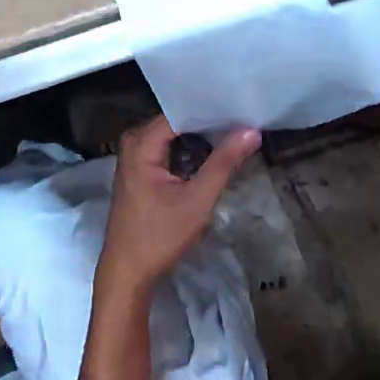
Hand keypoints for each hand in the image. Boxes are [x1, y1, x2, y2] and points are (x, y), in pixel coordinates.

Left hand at [96, 117, 260, 297]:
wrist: (128, 274)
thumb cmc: (159, 237)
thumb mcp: (197, 200)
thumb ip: (224, 163)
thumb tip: (252, 131)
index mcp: (141, 143)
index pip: (180, 110)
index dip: (210, 108)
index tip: (240, 105)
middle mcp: (133, 142)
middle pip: (176, 120)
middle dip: (207, 120)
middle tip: (243, 116)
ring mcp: (134, 156)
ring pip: (173, 134)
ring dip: (200, 135)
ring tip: (235, 129)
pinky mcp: (140, 170)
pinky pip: (168, 147)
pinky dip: (189, 148)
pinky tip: (214, 150)